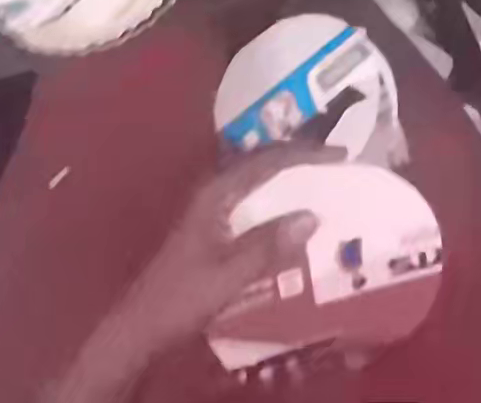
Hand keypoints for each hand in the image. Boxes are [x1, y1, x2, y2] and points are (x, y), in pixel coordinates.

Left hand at [117, 142, 341, 350]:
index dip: (306, 153)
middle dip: (299, 155)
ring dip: (288, 170)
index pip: (269, 160)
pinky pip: (252, 195)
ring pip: (257, 175)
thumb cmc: (182, 296)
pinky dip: (276, 192)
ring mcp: (212, 205)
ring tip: (319, 174)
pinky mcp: (213, 223)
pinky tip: (289, 208)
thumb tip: (313, 215)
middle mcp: (216, 188)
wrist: (140, 326)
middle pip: (263, 160)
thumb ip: (268, 245)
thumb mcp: (229, 274)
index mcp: (219, 190)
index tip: (340, 154)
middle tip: (335, 159)